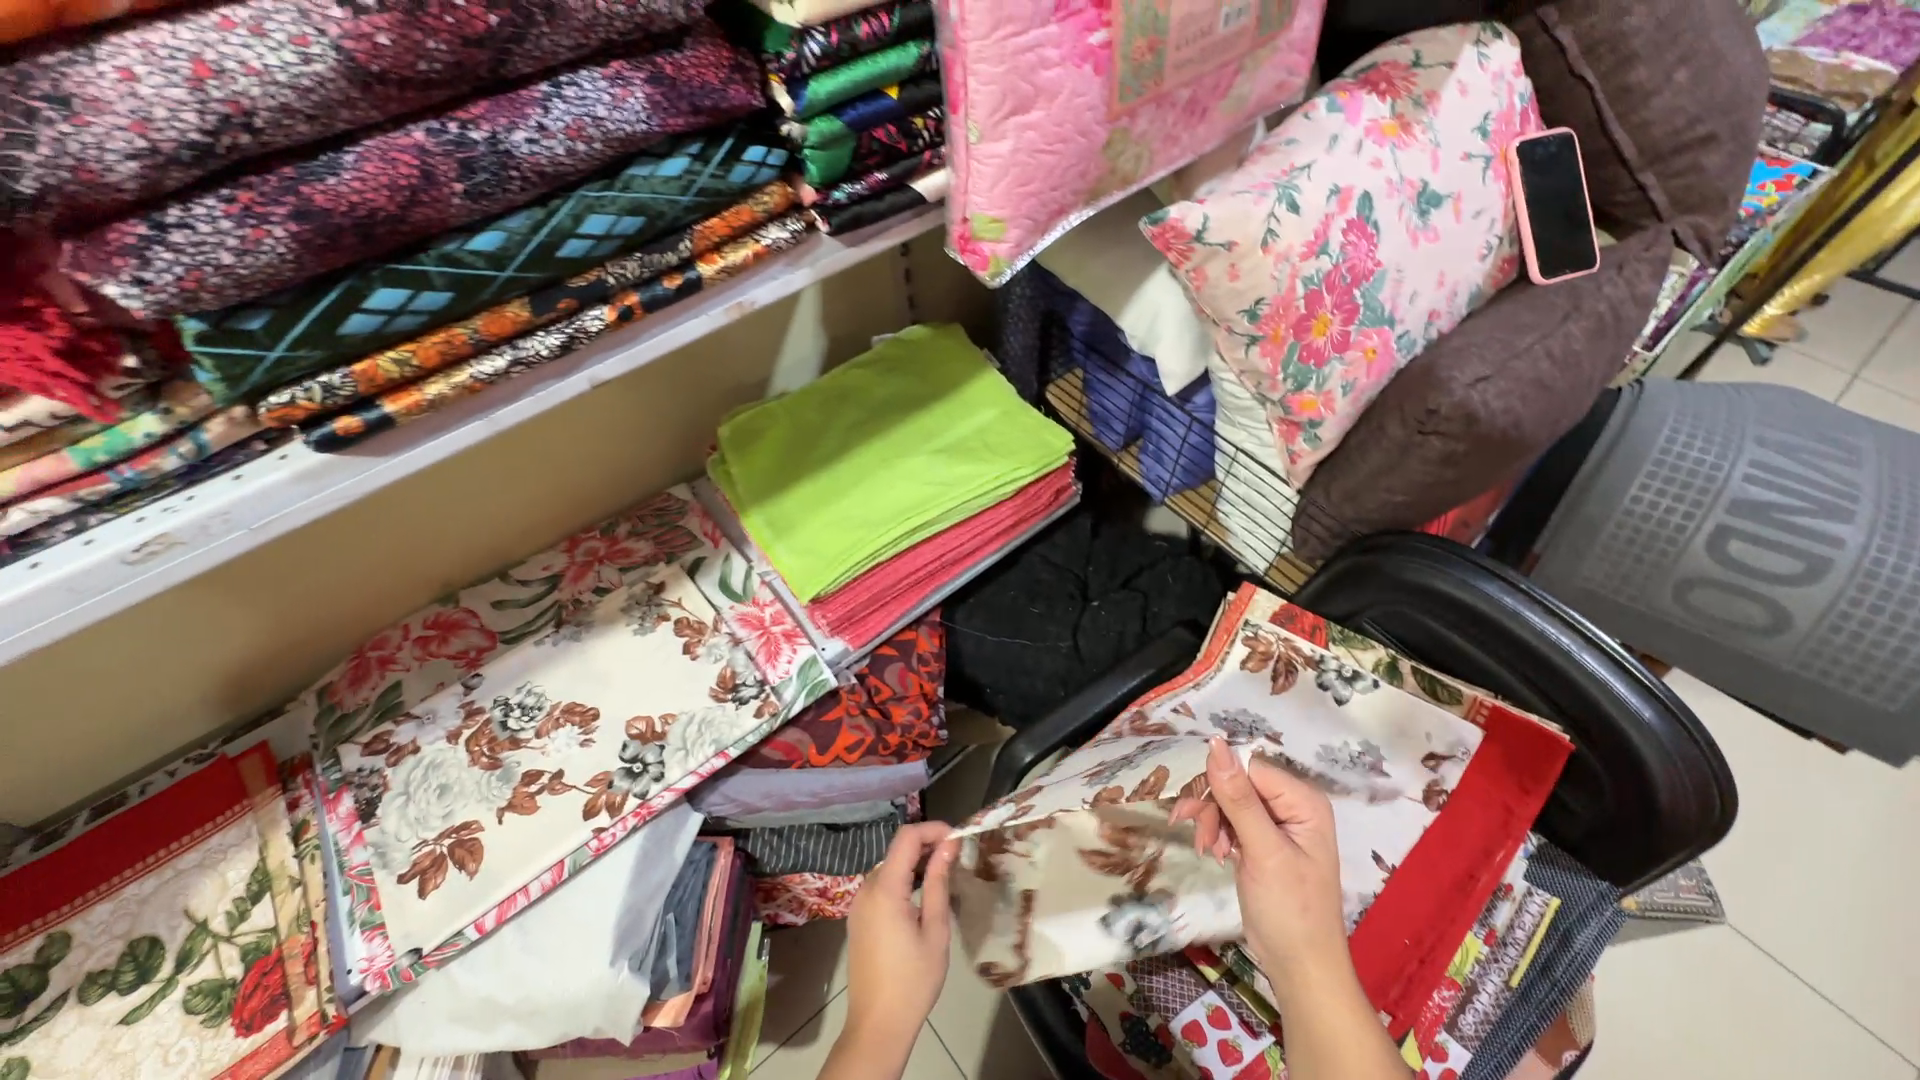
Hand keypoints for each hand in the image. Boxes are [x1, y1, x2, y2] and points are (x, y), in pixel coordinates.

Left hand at [843, 822, 959, 1054]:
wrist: (877, 1024)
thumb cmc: (913, 980)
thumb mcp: (935, 930)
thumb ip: (938, 883)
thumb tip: (948, 846)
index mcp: (884, 889)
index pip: (907, 837)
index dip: (933, 829)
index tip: (958, 838)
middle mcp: (866, 889)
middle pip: (897, 850)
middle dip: (927, 846)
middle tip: (957, 858)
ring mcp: (858, 904)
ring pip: (890, 867)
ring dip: (915, 863)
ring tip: (945, 875)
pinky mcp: (859, 918)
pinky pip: (881, 886)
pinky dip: (903, 881)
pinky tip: (923, 896)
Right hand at [1169, 738, 1349, 1002]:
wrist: (1300, 967)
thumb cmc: (1290, 909)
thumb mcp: (1263, 850)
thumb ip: (1238, 797)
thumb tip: (1215, 743)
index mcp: (1303, 800)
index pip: (1249, 768)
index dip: (1218, 782)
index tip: (1193, 809)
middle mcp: (1293, 806)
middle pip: (1237, 783)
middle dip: (1212, 806)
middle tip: (1197, 835)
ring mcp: (1278, 825)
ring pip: (1229, 802)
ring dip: (1211, 822)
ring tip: (1207, 850)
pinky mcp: (1263, 843)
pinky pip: (1232, 822)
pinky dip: (1218, 835)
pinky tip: (1215, 853)